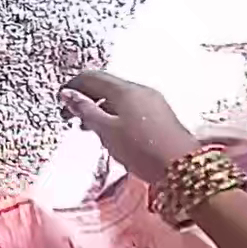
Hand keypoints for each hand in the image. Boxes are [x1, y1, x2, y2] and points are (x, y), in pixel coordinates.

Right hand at [58, 70, 199, 182]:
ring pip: (118, 97)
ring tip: (89, 127)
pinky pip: (130, 107)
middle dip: (86, 98)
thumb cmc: (141, 149)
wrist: (185, 171)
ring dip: (100, 108)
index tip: (61, 102)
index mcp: (125, 90)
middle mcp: (140, 90)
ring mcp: (153, 102)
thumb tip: (67, 94)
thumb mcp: (106, 130)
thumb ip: (84, 110)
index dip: (73, 86)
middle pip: (105, 85)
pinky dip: (114, 114)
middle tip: (71, 116)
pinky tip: (111, 132)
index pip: (91, 77)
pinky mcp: (160, 115)